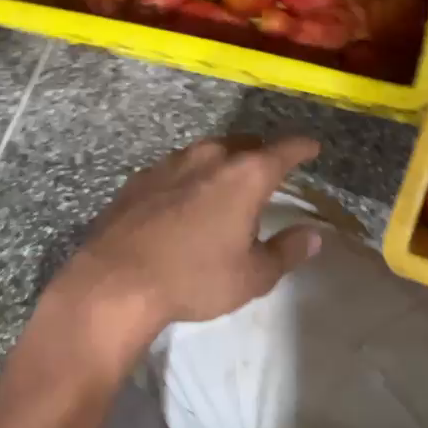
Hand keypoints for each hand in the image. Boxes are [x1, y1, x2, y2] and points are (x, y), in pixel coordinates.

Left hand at [42, 135, 323, 367]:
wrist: (113, 284)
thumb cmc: (194, 278)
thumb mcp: (253, 276)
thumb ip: (287, 251)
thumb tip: (314, 236)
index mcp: (247, 175)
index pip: (286, 149)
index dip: (303, 147)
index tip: (313, 148)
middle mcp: (212, 157)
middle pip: (246, 143)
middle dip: (262, 153)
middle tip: (270, 172)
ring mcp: (171, 164)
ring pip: (208, 152)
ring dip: (223, 163)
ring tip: (226, 186)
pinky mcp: (139, 179)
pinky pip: (176, 169)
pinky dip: (190, 178)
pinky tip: (184, 201)